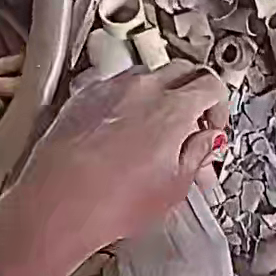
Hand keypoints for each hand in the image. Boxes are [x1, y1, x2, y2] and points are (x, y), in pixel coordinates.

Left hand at [0, 61, 227, 275]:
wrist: (57, 204)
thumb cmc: (110, 201)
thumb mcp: (175, 186)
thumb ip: (198, 152)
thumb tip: (207, 140)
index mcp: (172, 107)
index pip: (211, 83)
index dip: (219, 105)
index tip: (213, 126)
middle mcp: (142, 88)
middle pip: (182, 71)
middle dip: (194, 93)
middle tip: (193, 125)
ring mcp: (109, 89)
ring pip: (147, 76)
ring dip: (160, 95)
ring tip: (156, 132)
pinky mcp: (83, 97)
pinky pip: (115, 88)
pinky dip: (127, 102)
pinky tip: (123, 133)